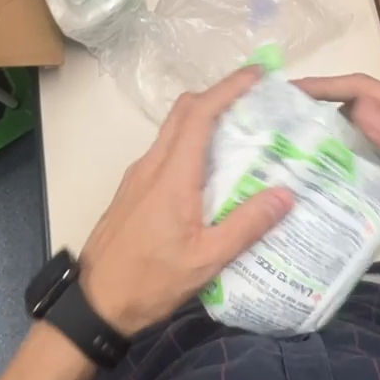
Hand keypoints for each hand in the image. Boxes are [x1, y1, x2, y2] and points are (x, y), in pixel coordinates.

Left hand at [79, 66, 295, 334]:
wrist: (95, 304)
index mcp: (172, 174)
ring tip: (241, 132)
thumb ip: (246, 226)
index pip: (200, 114)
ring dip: (204, 119)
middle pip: (184, 112)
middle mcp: (152, 164)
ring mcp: (139, 175)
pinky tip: (212, 170)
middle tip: (254, 99)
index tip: (256, 75)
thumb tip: (285, 194)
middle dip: (218, 95)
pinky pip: (167, 151)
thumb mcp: (206, 261)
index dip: (228, 88)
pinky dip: (191, 143)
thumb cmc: (150, 281)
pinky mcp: (135, 189)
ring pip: (173, 131)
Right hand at [294, 74, 379, 251]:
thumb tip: (353, 105)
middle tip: (285, 125)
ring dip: (339, 133)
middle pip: (363, 105)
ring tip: (303, 149)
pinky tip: (343, 178)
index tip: (286, 93)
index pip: (362, 88)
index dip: (324, 86)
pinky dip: (358, 158)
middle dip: (324, 108)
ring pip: (371, 131)